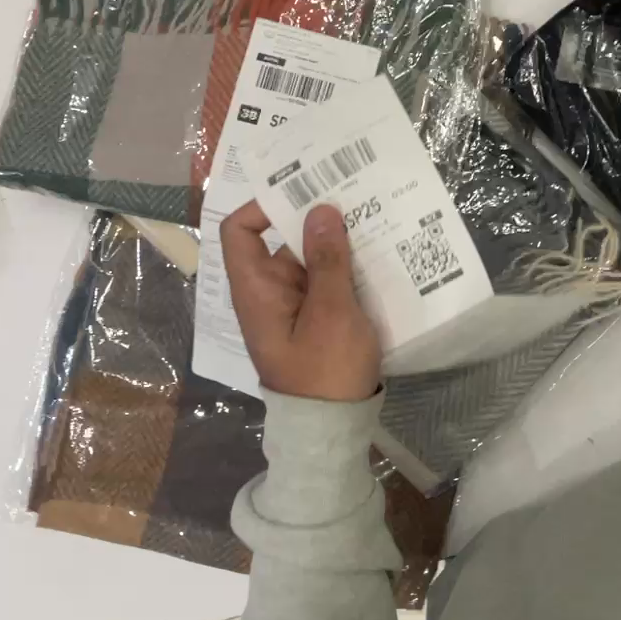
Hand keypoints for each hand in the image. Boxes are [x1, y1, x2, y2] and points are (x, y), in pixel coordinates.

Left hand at [220, 201, 381, 402]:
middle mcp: (270, 291)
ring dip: (339, 241)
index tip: (304, 189)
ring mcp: (295, 305)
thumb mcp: (331, 312)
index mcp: (257, 289)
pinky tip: (381, 252)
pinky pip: (328, 280)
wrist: (333, 430)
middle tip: (355, 190)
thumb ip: (327, 259)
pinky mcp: (318, 318)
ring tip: (376, 215)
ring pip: (312, 258)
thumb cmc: (324, 370)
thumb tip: (321, 209)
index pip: (239, 231)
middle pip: (283, 239)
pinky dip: (348, 265)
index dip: (263, 204)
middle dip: (316, 216)